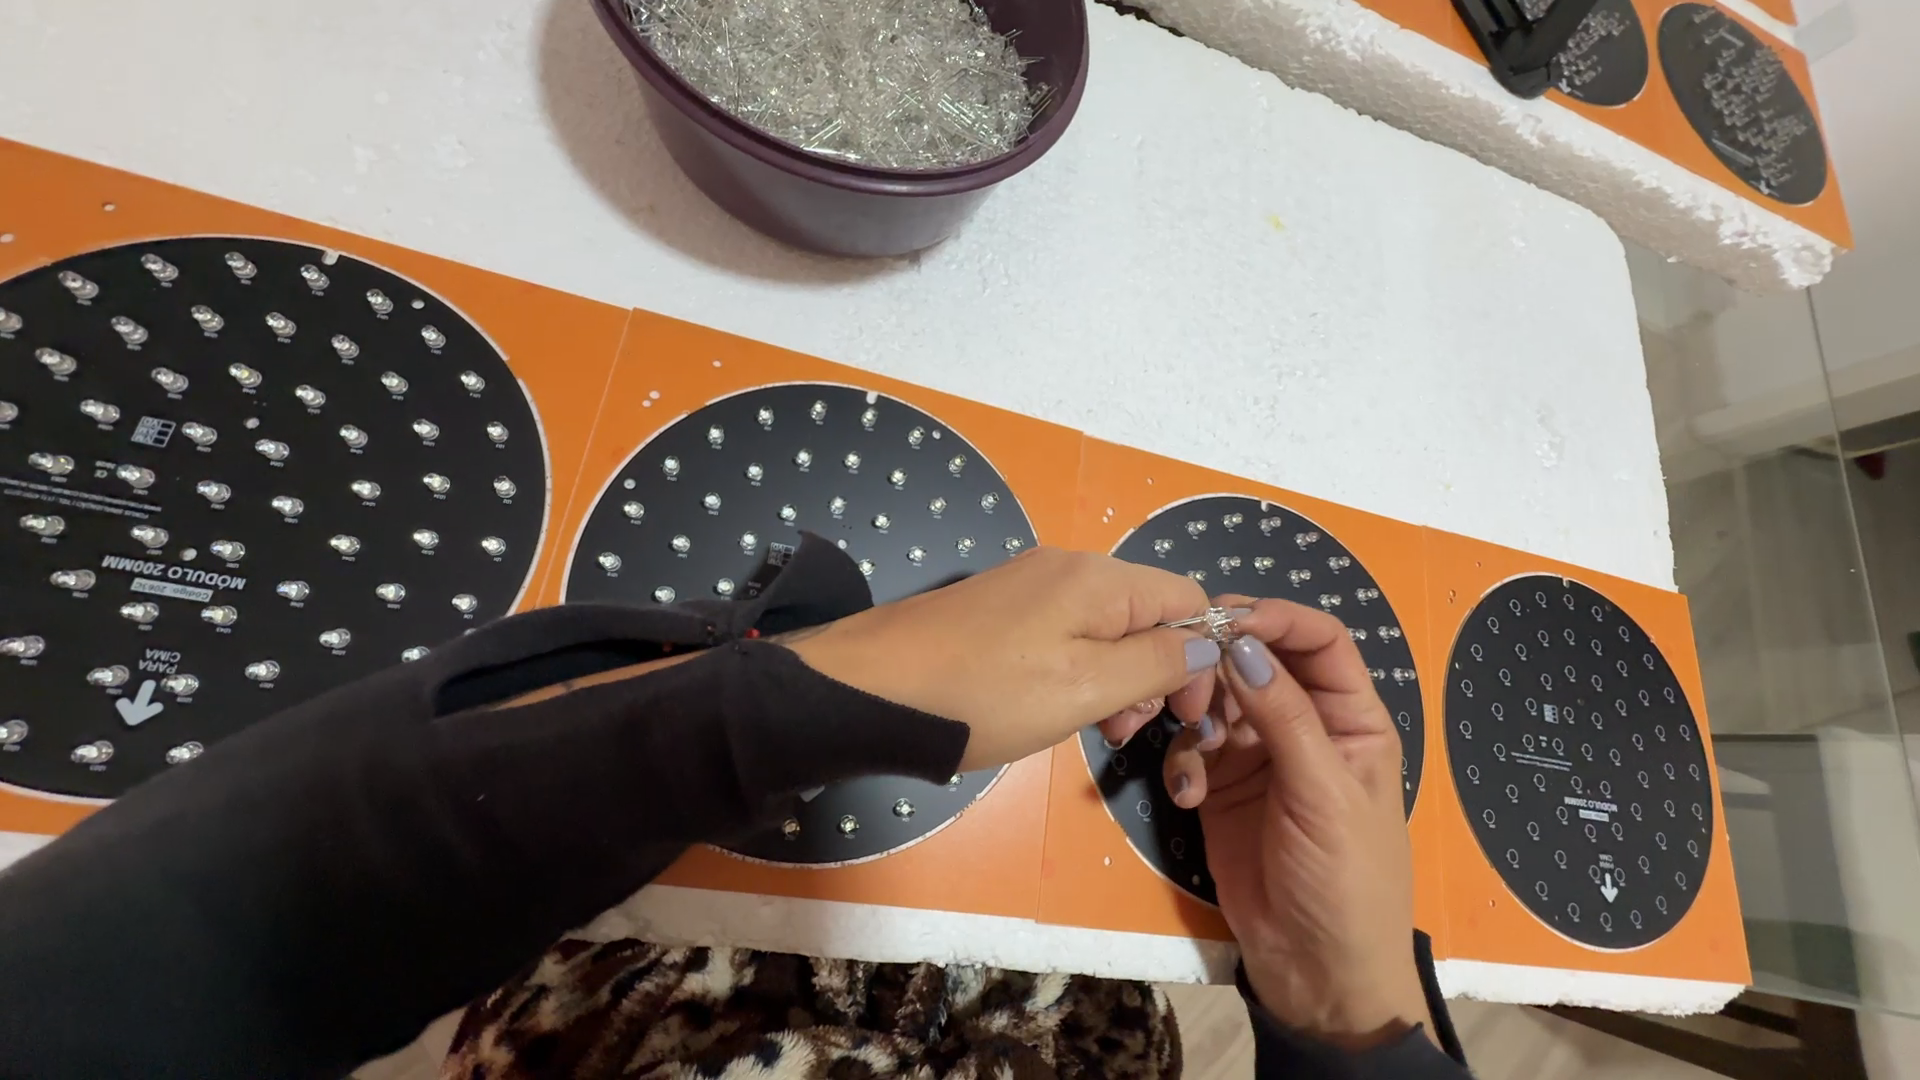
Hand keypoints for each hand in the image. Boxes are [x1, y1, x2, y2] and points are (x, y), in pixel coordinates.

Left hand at [782, 548, 1218, 770]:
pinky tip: (1051, 707)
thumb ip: (1156, 662)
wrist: (869, 688)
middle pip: (1145, 612)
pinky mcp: (998, 609)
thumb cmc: (985, 694)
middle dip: (1153, 672)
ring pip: (1103, 628)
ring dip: (1114, 678)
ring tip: (1091, 728)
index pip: (1187, 598)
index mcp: (1098, 577)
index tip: (1182, 715)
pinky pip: (1062, 634)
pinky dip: (1074, 671)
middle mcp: (1067, 567)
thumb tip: (1209, 641)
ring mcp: (1027, 586)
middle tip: (1123, 730)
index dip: (1201, 656)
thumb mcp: (1085, 686)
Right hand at [1160, 597, 1432, 1049]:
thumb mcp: (1323, 794)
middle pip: (1256, 662)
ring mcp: (1255, 752)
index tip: (1228, 617)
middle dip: (1219, 666)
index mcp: (1349, 718)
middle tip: (1183, 675)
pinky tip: (1187, 796)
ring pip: (1213, 699)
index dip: (1280, 619)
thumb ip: (1283, 715)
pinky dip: (1181, 763)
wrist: (1313, 969)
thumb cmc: (1346, 879)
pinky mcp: (1217, 781)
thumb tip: (1242, 642)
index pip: (1320, 642)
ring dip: (1195, 717)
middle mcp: (1300, 723)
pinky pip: (1189, 747)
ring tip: (1194, 752)